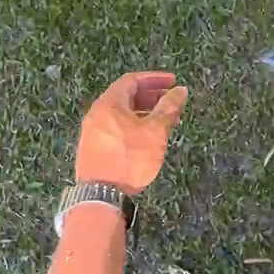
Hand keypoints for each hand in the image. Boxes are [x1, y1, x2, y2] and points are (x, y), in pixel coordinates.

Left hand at [74, 71, 188, 193]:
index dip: (154, 79)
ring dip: (144, 113)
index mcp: (109, 103)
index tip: (173, 82)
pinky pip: (116, 128)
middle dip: (151, 96)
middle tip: (171, 101)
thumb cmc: (128, 159)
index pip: (132, 80)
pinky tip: (147, 138)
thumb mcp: (155, 131)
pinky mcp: (94, 148)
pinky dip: (134, 126)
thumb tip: (180, 91)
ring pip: (122, 114)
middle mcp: (97, 113)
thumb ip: (168, 108)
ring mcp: (93, 131)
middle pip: (126, 96)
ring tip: (164, 122)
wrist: (101, 195)